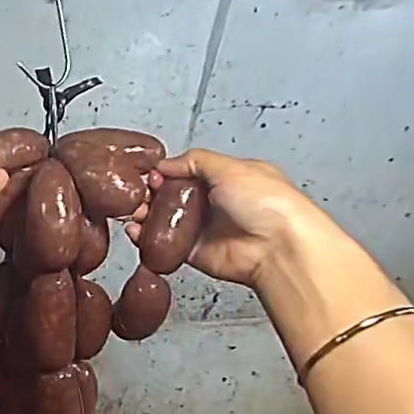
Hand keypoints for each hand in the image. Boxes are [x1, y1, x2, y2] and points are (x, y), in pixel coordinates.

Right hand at [127, 149, 348, 288]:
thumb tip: (167, 163)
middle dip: (151, 194)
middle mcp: (214, 203)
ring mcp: (204, 229)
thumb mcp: (230, 167)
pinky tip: (136, 230)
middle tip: (141, 194)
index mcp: (226, 178)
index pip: (186, 172)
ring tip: (135, 211)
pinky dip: (147, 238)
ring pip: (164, 221)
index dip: (166, 172)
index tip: (151, 175)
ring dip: (145, 215)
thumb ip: (195, 161)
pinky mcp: (194, 252)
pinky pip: (165, 245)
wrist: (278, 247)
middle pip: (171, 196)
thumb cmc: (269, 204)